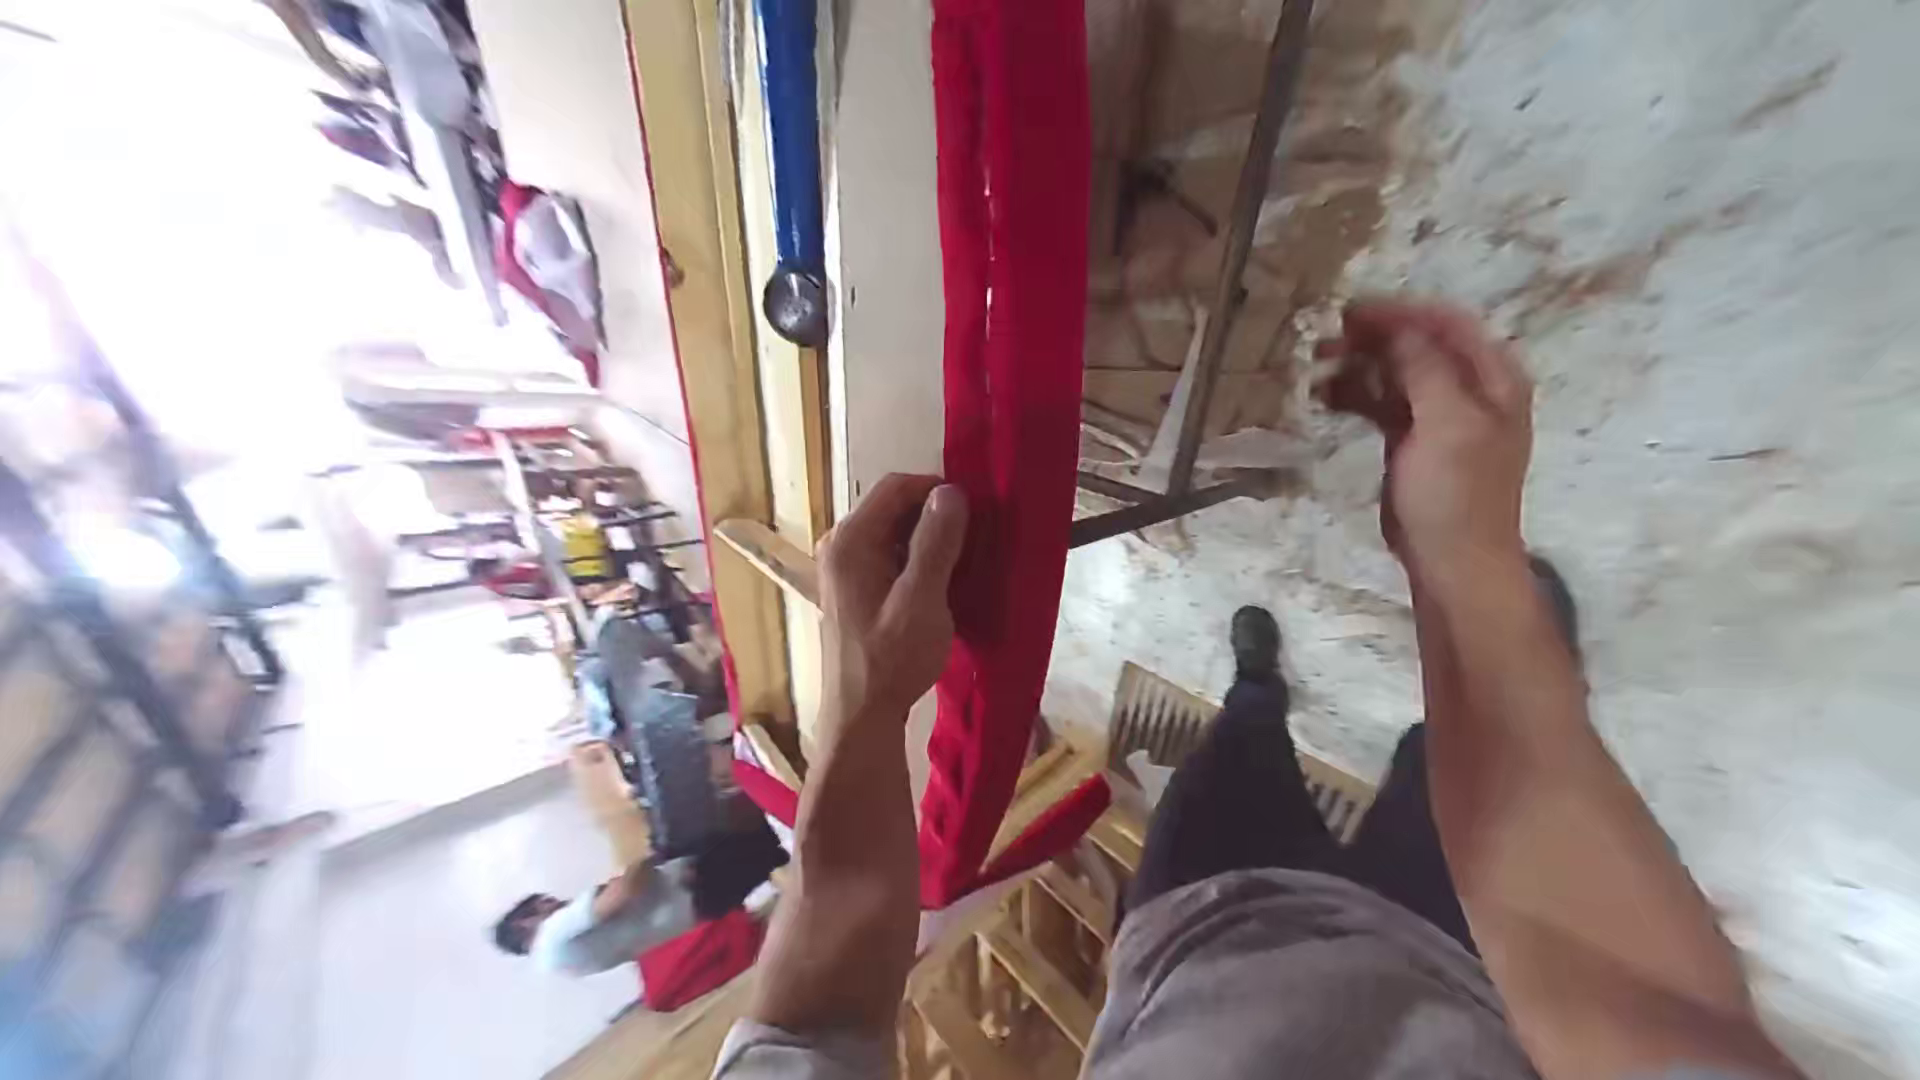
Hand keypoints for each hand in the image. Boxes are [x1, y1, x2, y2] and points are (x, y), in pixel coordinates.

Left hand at [817, 474, 968, 724]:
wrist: (861, 716)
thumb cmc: (892, 661)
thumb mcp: (922, 601)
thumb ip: (935, 544)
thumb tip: (952, 492)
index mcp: (850, 541)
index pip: (895, 487)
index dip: (935, 489)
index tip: (972, 511)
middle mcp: (839, 545)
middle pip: (891, 506)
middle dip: (933, 514)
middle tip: (971, 538)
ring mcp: (842, 566)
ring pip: (892, 530)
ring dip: (926, 537)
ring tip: (959, 560)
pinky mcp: (852, 586)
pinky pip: (887, 553)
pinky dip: (914, 556)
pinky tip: (937, 580)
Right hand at [1316, 298, 1533, 578]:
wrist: (1451, 557)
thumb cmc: (1455, 494)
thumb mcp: (1448, 426)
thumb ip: (1426, 372)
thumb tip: (1396, 331)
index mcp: (1492, 379)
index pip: (1446, 325)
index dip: (1400, 313)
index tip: (1349, 312)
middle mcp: (1468, 390)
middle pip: (1418, 346)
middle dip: (1372, 339)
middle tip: (1323, 343)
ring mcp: (1437, 416)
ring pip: (1394, 374)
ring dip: (1358, 367)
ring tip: (1315, 369)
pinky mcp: (1409, 441)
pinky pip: (1381, 405)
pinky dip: (1354, 397)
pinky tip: (1325, 398)